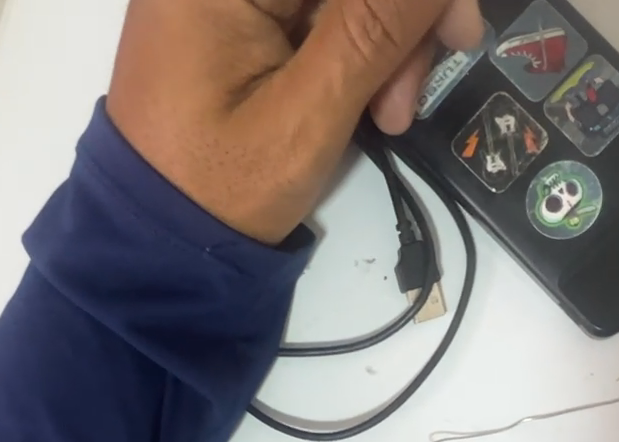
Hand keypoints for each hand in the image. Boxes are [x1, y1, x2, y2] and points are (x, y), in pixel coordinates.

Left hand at [107, 0, 483, 243]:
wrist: (162, 240)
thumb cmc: (222, 189)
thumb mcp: (306, 115)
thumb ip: (376, 26)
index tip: (456, 34)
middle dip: (398, 21)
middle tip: (410, 99)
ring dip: (383, 44)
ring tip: (387, 119)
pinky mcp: (240, 14)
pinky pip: (319, 12)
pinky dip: (353, 50)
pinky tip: (363, 101)